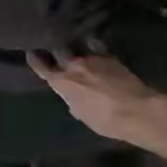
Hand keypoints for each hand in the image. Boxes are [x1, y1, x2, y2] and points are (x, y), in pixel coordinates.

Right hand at [26, 51, 166, 150]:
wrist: (136, 109)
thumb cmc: (106, 120)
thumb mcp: (83, 115)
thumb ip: (74, 102)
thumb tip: (74, 96)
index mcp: (63, 83)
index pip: (43, 68)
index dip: (36, 60)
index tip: (31, 53)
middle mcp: (74, 66)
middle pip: (60, 51)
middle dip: (56, 50)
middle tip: (54, 49)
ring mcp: (93, 58)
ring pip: (79, 48)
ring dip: (76, 49)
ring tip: (76, 47)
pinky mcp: (110, 56)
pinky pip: (96, 46)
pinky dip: (93, 46)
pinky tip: (94, 46)